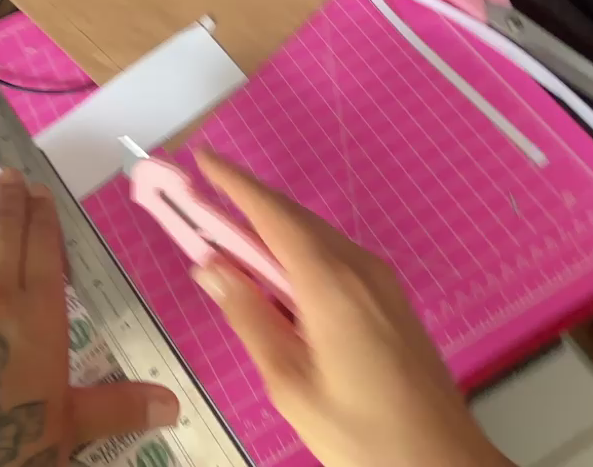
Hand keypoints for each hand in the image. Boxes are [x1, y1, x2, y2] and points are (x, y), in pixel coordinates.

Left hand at [0, 169, 180, 466]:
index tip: (39, 191)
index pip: (44, 246)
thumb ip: (122, 403)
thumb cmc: (27, 448)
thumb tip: (175, 404)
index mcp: (39, 313)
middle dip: (8, 201)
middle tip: (8, 176)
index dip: (42, 214)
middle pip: (4, 236)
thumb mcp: (78, 423)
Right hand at [192, 149, 509, 466]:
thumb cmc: (363, 434)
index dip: (234, 182)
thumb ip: (248, 316)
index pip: (271, 214)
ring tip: (232, 243)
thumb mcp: (290, 383)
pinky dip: (295, 249)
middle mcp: (357, 266)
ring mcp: (379, 279)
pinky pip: (331, 254)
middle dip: (245, 203)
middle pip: (292, 217)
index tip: (204, 158)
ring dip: (270, 229)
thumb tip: (210, 267)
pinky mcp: (389, 296)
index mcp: (329, 282)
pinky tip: (279, 276)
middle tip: (203, 205)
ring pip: (313, 235)